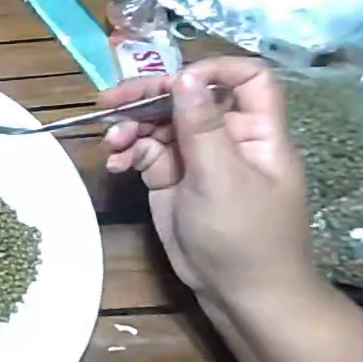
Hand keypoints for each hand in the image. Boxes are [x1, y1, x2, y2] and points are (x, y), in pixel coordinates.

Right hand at [99, 58, 319, 312]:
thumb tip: (185, 77)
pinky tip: (114, 164)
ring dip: (130, 128)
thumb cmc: (244, 234)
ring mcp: (194, 158)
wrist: (237, 290)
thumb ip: (201, 126)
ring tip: (110, 144)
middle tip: (108, 104)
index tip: (170, 83)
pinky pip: (143, 152)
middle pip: (185, 99)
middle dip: (147, 98)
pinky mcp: (169, 178)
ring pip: (157, 124)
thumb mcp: (221, 177)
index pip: (243, 79)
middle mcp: (224, 137)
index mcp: (254, 131)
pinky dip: (126, 153)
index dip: (209, 71)